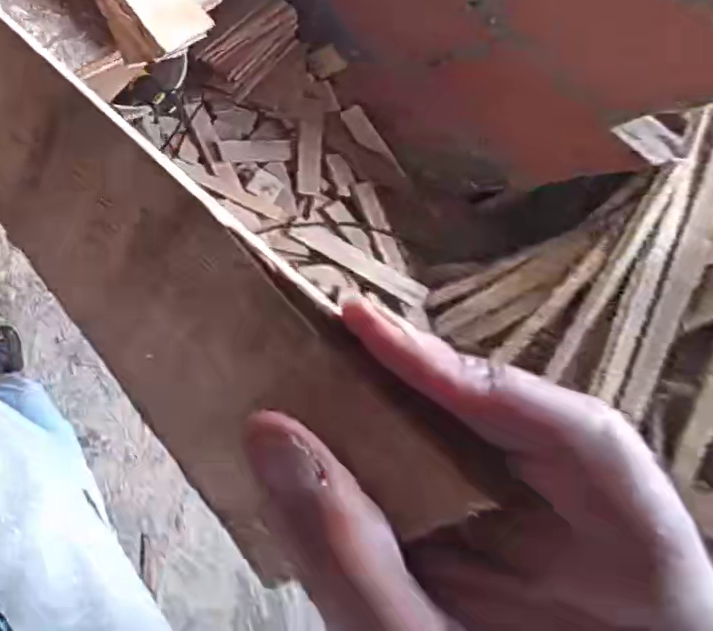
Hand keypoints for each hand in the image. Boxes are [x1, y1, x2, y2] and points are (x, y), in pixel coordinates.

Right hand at [246, 297, 712, 629]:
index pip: (579, 440)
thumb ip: (346, 551)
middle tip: (312, 327)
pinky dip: (347, 428)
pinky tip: (298, 417)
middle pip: (501, 417)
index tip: (359, 323)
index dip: (468, 372)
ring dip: (364, 392)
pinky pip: (405, 455)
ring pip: (446, 430)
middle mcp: (590, 537)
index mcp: (640, 583)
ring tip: (293, 355)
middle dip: (397, 368)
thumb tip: (267, 427)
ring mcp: (522, 532)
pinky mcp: (459, 528)